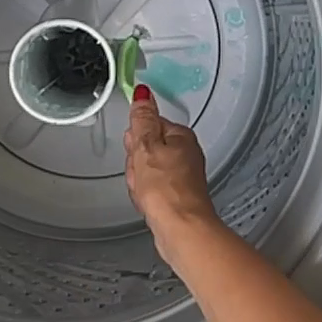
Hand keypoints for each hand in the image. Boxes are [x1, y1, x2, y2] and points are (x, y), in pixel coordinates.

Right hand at [124, 85, 217, 244]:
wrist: (181, 228)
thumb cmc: (166, 189)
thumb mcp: (146, 146)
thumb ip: (142, 119)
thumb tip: (143, 93)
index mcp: (181, 136)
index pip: (148, 126)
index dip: (136, 141)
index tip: (136, 153)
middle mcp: (186, 153)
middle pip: (147, 150)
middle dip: (136, 164)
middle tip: (141, 175)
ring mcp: (183, 175)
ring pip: (147, 172)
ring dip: (140, 182)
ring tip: (145, 192)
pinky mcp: (178, 195)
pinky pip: (153, 189)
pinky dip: (147, 196)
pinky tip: (149, 204)